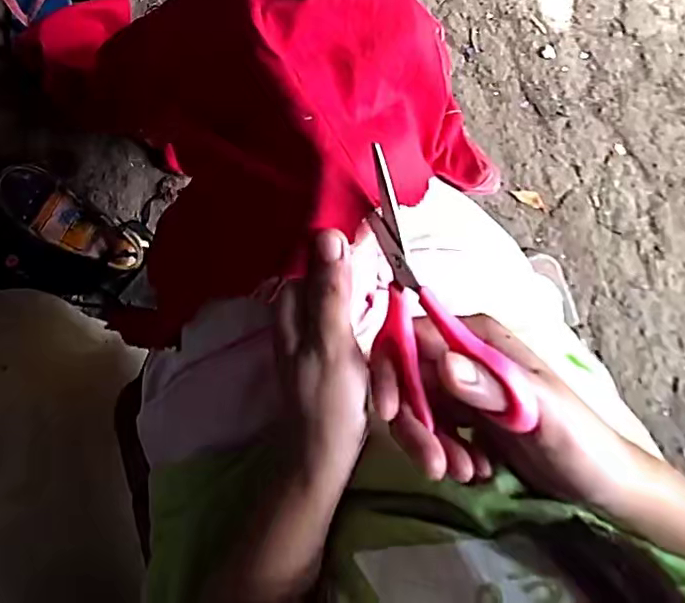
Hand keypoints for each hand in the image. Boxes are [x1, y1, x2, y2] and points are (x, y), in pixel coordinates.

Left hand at [272, 229, 369, 485]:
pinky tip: (384, 299)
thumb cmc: (326, 402)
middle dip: (361, 254)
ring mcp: (313, 320)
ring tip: (393, 271)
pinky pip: (350, 303)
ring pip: (342, 282)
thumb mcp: (331, 343)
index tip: (381, 226)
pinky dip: (367, 298)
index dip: (348, 233)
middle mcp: (297, 303)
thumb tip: (329, 233)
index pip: (318, 247)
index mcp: (291, 299)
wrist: (323, 458)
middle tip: (393, 254)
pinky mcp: (329, 336)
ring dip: (366, 275)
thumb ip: (330, 291)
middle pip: (332, 262)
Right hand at [375, 314, 645, 507]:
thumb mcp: (541, 412)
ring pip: (417, 404)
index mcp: (477, 336)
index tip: (390, 412)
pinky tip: (476, 470)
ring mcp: (465, 384)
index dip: (392, 367)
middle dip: (413, 420)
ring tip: (465, 472)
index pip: (413, 334)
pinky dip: (444, 451)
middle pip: (408, 373)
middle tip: (436, 464)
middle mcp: (465, 352)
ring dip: (429, 442)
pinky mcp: (468, 415)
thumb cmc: (580, 439)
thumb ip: (492, 385)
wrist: (605, 483)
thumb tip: (443, 362)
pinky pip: (433, 428)